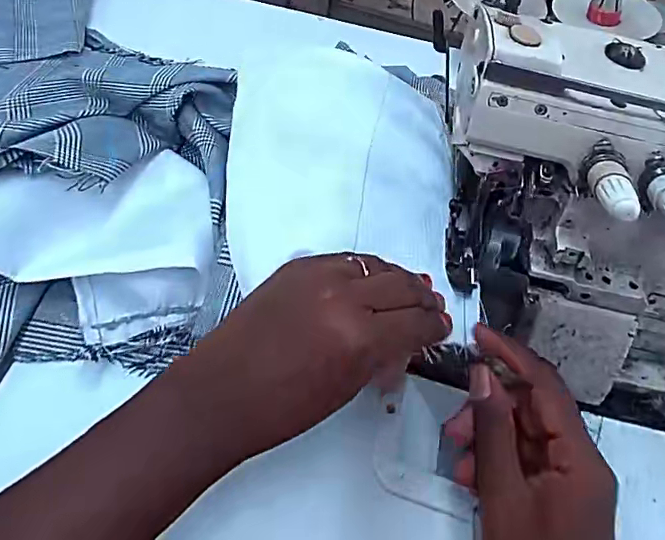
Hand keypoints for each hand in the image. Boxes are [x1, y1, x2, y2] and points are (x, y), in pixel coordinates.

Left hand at [163, 253, 450, 462]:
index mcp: (358, 338)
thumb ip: (378, 356)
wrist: (224, 389)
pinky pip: (342, 259)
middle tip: (431, 305)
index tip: (440, 326)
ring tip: (408, 286)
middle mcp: (340, 298)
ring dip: (395, 277)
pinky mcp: (296, 266)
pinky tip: (369, 277)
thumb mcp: (344, 388)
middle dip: (421, 298)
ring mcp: (316, 276)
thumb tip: (401, 340)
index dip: (434, 325)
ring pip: (373, 265)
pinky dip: (362, 268)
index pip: (414, 323)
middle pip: (400, 286)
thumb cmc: (277, 404)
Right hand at [444, 324, 617, 539]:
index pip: (545, 383)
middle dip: (489, 407)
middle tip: (458, 420)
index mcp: (581, 459)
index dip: (511, 353)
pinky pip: (523, 459)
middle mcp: (581, 463)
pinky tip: (472, 475)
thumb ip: (492, 429)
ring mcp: (569, 481)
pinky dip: (494, 460)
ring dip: (487, 436)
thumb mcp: (504, 495)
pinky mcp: (556, 496)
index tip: (480, 335)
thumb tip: (484, 374)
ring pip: (523, 433)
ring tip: (461, 457)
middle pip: (532, 408)